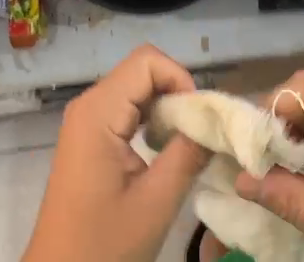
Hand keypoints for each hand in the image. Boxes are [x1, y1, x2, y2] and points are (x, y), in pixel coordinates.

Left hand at [23, 44, 211, 261]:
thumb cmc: (103, 244)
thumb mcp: (154, 203)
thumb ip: (187, 155)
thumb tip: (217, 122)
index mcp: (98, 111)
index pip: (147, 61)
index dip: (180, 80)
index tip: (201, 121)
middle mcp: (89, 105)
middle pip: (142, 71)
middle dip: (177, 94)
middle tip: (200, 135)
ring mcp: (87, 121)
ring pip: (136, 90)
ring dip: (166, 109)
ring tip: (188, 145)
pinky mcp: (90, 138)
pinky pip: (126, 110)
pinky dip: (151, 122)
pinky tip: (165, 153)